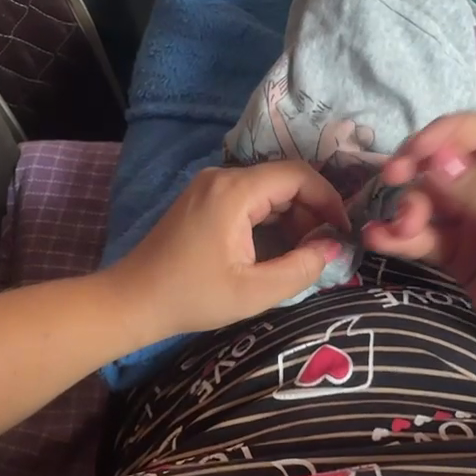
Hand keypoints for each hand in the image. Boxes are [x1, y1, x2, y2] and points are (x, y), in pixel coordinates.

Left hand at [108, 162, 349, 337]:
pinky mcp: (203, 199)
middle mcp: (222, 177)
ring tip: (305, 252)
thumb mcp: (254, 291)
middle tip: (325, 247)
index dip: (328, 199)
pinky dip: (270, 219)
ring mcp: (210, 186)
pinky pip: (249, 199)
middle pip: (284, 179)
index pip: (298, 175)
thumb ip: (300, 269)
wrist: (133, 300)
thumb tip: (332, 248)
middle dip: (312, 210)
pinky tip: (279, 248)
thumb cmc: (192, 297)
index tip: (342, 231)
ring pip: (268, 189)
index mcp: (234, 191)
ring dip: (293, 216)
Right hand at [362, 114, 475, 370]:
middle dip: (416, 181)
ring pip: (429, 203)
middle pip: (445, 167)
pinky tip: (378, 241)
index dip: (441, 137)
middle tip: (398, 206)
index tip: (408, 158)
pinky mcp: (462, 258)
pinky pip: (425, 239)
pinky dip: (400, 238)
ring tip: (393, 235)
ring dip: (405, 212)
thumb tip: (435, 158)